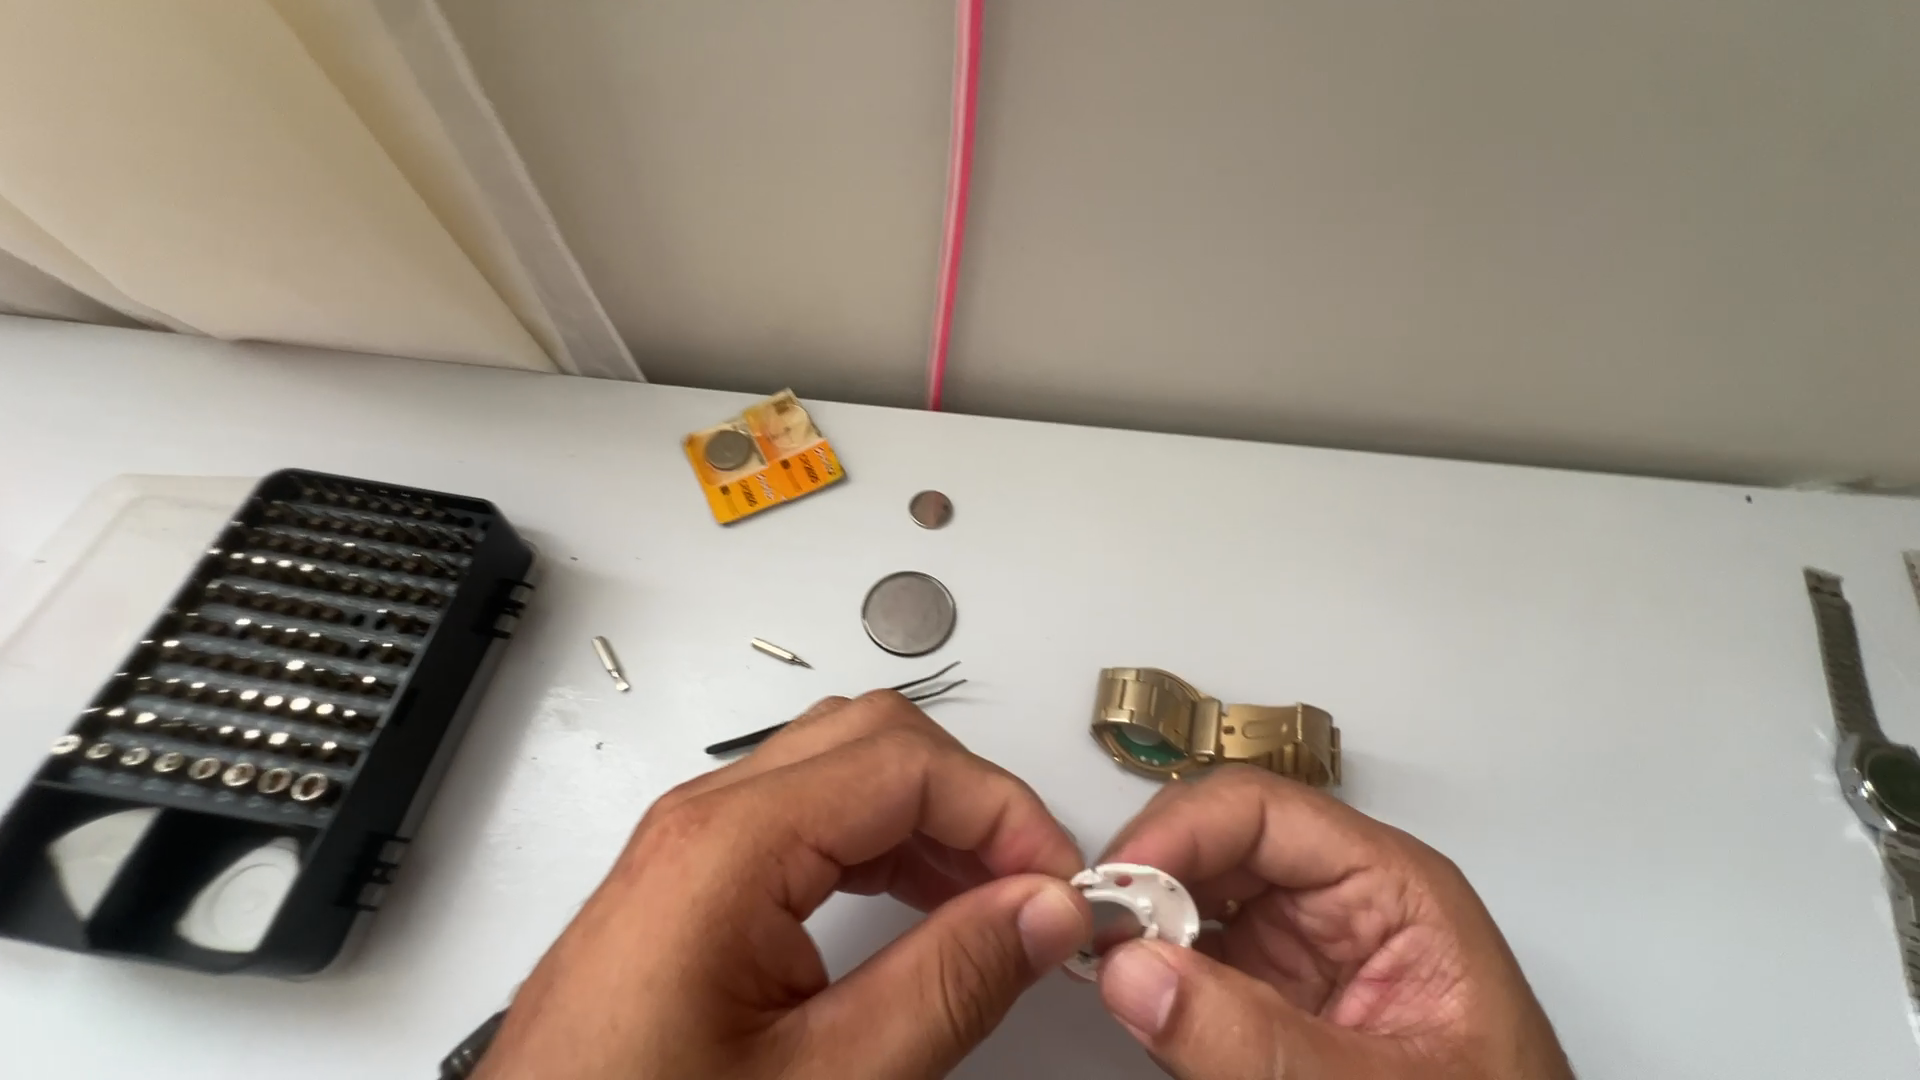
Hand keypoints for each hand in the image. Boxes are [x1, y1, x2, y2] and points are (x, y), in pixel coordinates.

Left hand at [476, 692, 1092, 1079]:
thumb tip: (1045, 909)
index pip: (904, 764)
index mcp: (728, 845)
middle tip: (1030, 881)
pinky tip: (926, 897)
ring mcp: (701, 836)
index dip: (1001, 810)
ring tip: (991, 896)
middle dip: (971, 796)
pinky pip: (817, 813)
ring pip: (850, 764)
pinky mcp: (702, 871)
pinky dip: (888, 839)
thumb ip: (946, 987)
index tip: (1060, 880)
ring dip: (934, 815)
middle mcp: (709, 815)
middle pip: (877, 738)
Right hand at [1093, 767, 1572, 1078]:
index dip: (1181, 830)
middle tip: (1098, 928)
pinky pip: (1193, 950)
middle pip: (1217, 838)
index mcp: (1388, 884)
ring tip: (1108, 958)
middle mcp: (1335, 893)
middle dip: (1151, 873)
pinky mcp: (1269, 983)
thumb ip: (1257, 1043)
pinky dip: (1155, 965)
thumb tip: (1128, 973)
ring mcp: (1297, 938)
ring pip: (1193, 888)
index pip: (1262, 810)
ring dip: (1145, 918)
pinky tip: (1139, 988)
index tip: (1118, 882)